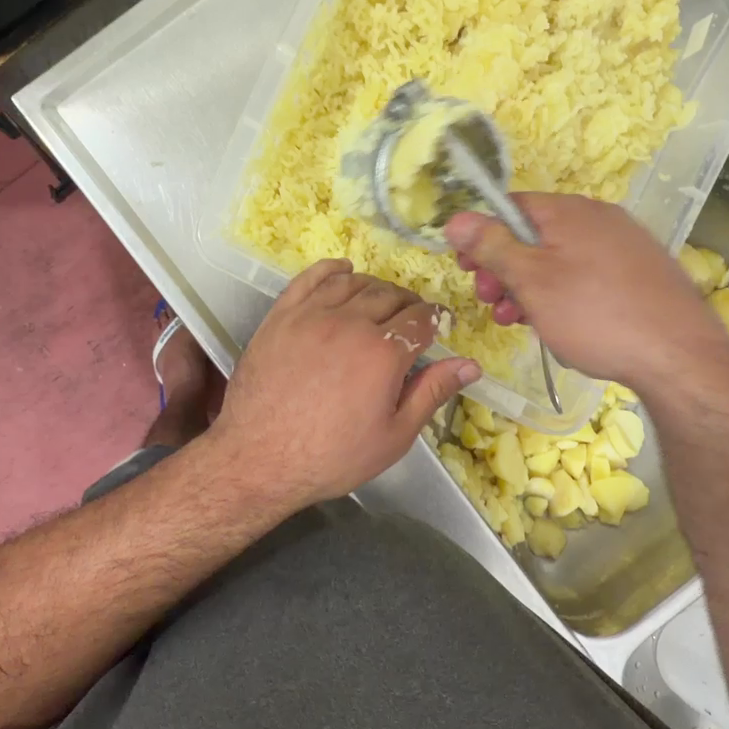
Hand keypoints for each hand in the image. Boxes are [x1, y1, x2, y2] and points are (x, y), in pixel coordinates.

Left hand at [208, 260, 479, 508]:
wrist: (258, 458)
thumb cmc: (331, 457)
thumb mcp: (393, 436)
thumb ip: (431, 393)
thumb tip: (470, 364)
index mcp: (383, 352)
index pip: (422, 319)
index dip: (436, 321)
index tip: (439, 327)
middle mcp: (350, 323)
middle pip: (389, 296)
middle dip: (408, 304)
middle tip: (411, 320)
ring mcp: (311, 315)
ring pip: (354, 283)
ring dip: (374, 288)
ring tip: (380, 303)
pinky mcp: (280, 316)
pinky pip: (310, 278)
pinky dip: (332, 270)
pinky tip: (342, 272)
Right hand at [444, 193, 728, 389]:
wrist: (678, 356)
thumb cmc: (594, 314)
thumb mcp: (531, 280)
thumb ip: (491, 246)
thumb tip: (456, 218)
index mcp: (571, 211)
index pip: (510, 206)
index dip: (481, 234)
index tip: (465, 268)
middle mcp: (600, 219)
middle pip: (534, 234)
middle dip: (502, 267)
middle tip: (488, 301)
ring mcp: (623, 247)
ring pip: (558, 259)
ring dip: (527, 287)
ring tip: (515, 321)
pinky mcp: (639, 275)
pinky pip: (585, 275)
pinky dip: (560, 294)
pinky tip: (555, 324)